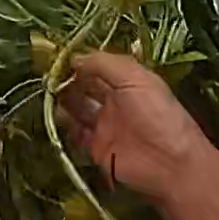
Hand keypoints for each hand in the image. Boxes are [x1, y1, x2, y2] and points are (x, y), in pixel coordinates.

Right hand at [60, 51, 213, 202]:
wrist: (170, 165)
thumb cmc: (156, 113)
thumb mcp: (134, 77)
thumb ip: (103, 63)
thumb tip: (74, 57)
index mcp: (126, 80)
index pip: (97, 65)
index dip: (79, 60)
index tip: (58, 55)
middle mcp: (113, 100)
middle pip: (84, 84)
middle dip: (68, 78)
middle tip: (48, 72)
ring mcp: (104, 124)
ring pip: (77, 106)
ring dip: (63, 98)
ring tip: (48, 90)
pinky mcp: (96, 148)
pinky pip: (75, 133)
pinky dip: (63, 124)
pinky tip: (54, 113)